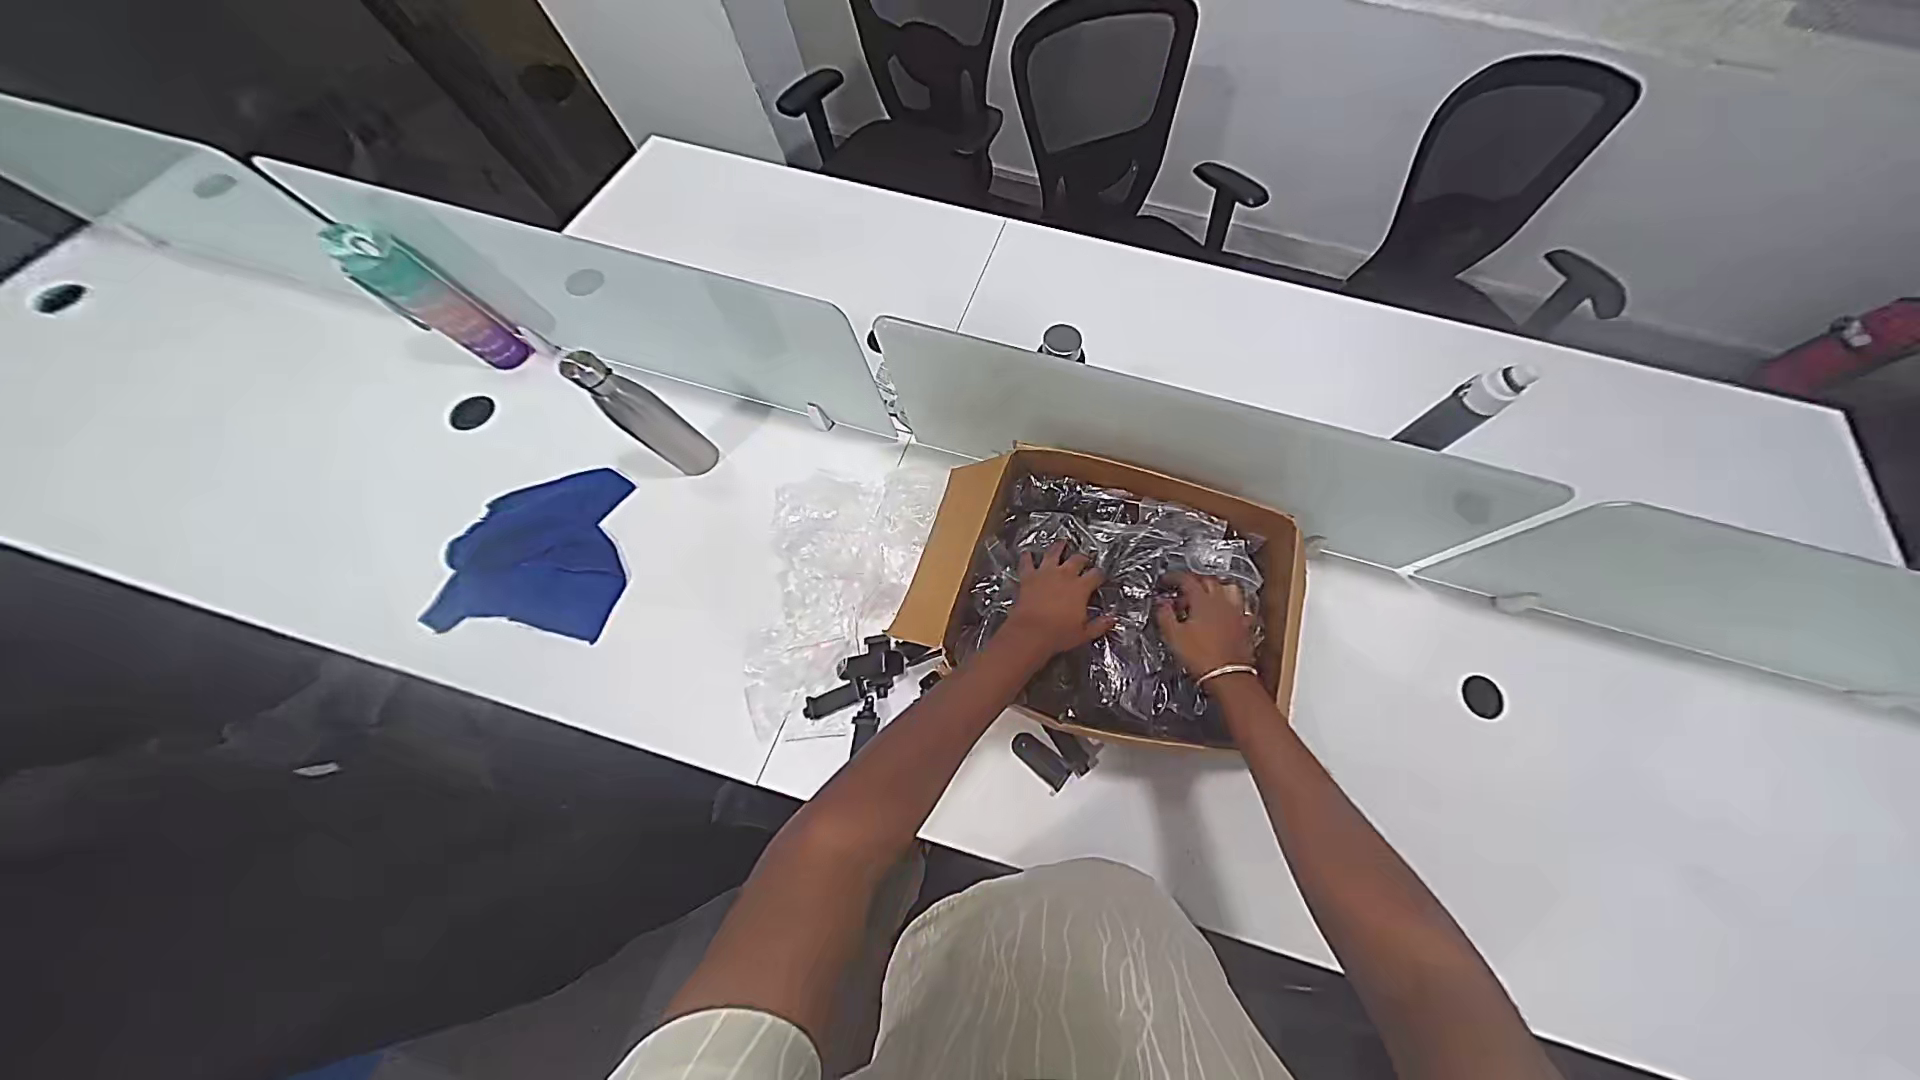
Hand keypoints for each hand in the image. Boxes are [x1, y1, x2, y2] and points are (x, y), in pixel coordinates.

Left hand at [999, 541, 1116, 658]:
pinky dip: (1027, 557)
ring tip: (1061, 543)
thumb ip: (1100, 625)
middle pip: (1077, 559)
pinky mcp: (1028, 576)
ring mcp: (1045, 573)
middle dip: (1083, 558)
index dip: (1100, 574)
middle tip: (1084, 559)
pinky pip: (1027, 562)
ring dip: (1058, 547)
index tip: (1100, 576)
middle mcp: (1064, 575)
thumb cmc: (1059, 633)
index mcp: (1081, 587)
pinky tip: (1027, 553)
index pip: (1096, 574)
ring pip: (1053, 553)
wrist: (1030, 632)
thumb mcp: (1084, 633)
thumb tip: (1113, 619)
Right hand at [1155, 572, 1257, 677]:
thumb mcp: (1173, 635)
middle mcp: (1222, 602)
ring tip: (1205, 595)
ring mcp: (1236, 613)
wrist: (1227, 677)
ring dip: (1216, 587)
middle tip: (1181, 589)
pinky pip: (1240, 607)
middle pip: (1208, 579)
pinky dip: (1231, 605)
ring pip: (1229, 588)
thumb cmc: (1200, 656)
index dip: (1173, 578)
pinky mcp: (1245, 625)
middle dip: (1193, 580)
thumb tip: (1161, 604)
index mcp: (1203, 601)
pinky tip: (1224, 613)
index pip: (1187, 579)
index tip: (1165, 582)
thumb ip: (1165, 615)